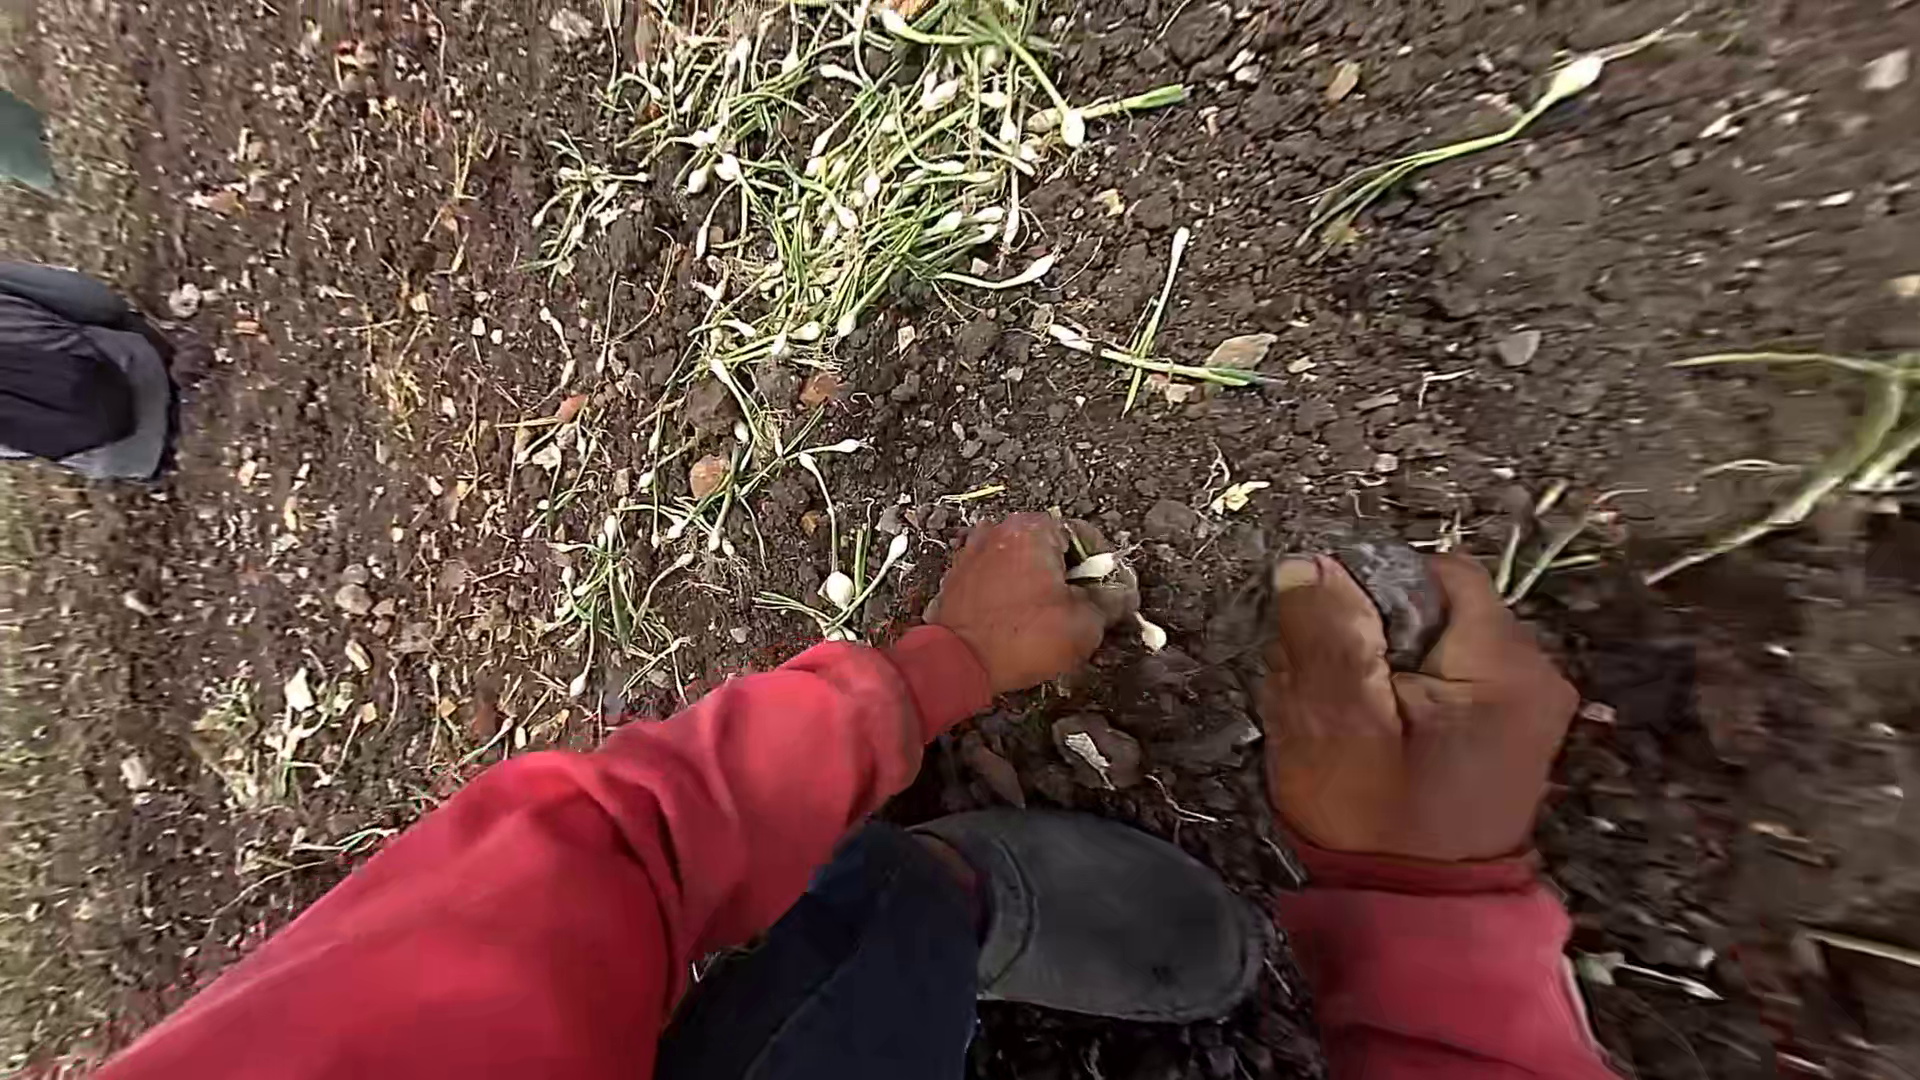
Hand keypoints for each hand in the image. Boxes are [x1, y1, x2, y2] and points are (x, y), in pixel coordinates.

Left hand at [926, 513, 1106, 694]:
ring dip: (1039, 584)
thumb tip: (1120, 593)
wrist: (956, 662)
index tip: (1107, 595)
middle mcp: (1000, 529)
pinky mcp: (958, 574)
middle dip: (1069, 576)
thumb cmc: (1023, 638)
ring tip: (1045, 619)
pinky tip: (1015, 620)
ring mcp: (974, 550)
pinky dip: (1011, 591)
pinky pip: (997, 576)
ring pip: (1023, 562)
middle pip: (1052, 547)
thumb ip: (1111, 600)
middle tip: (1078, 611)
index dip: (1103, 568)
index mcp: (1033, 529)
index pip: (1086, 536)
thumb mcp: (1085, 623)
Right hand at [1260, 552, 1577, 862]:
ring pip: (1408, 638)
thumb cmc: (1371, 815)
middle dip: (1352, 630)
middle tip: (1314, 680)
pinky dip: (1371, 685)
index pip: (1427, 572)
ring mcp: (1506, 702)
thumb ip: (1325, 635)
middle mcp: (1522, 674)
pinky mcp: (1480, 724)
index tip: (1318, 627)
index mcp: (1503, 665)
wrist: (1405, 907)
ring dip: (1354, 660)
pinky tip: (1346, 722)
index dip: (1362, 584)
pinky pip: (1414, 673)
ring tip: (1326, 708)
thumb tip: (1307, 563)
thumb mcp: (1336, 719)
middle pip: (1417, 605)